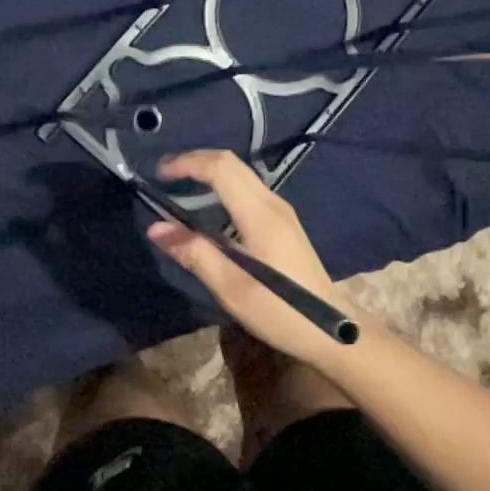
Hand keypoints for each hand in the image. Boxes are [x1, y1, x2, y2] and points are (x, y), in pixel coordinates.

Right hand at [145, 150, 353, 365]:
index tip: (159, 173)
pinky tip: (208, 204)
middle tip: (165, 174)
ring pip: (241, 173)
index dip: (187, 163)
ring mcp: (281, 211)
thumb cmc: (281, 311)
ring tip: (180, 184)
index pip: (221, 169)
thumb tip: (156, 227)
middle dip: (196, 160)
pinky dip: (222, 183)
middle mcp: (272, 203)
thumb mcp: (231, 288)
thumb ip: (194, 253)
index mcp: (260, 215)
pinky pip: (248, 187)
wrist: (333, 330)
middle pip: (232, 163)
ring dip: (209, 170)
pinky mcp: (283, 221)